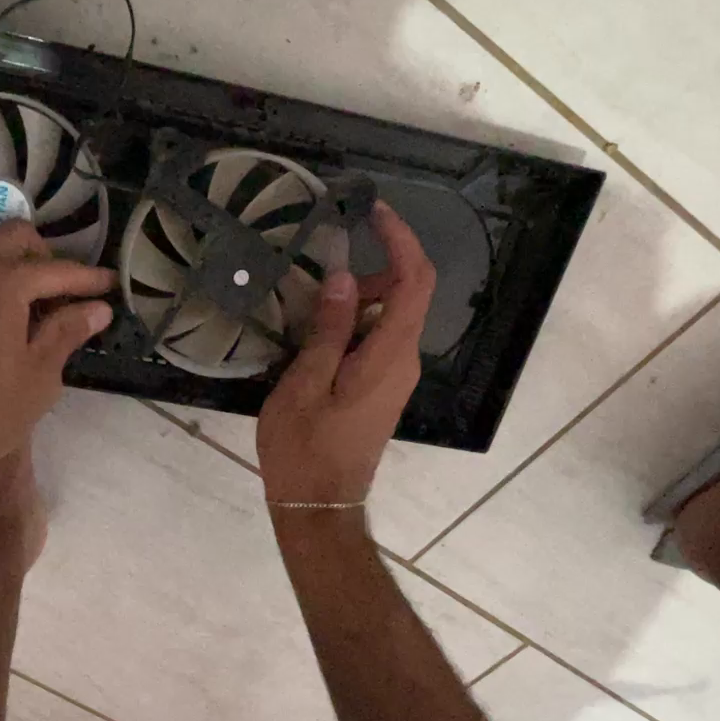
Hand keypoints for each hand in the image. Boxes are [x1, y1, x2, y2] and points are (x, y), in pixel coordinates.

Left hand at [0, 221, 114, 499]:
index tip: (113, 284)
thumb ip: (67, 332)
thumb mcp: (38, 376)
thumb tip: (98, 308)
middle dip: (45, 256)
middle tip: (67, 292)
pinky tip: (2, 320)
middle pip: (13, 238)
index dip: (88, 277)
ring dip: (14, 266)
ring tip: (36, 308)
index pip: (56, 269)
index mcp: (1, 283)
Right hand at [257, 202, 435, 504]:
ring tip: (310, 306)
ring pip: (389, 320)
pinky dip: (355, 326)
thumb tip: (347, 278)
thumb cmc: (304, 449)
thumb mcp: (304, 384)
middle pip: (405, 296)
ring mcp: (395, 379)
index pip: (416, 282)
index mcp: (390, 356)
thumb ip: (329, 330)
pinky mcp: (381, 392)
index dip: (402, 240)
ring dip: (359, 301)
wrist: (317, 507)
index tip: (374, 213)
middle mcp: (404, 363)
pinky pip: (378, 343)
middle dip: (371, 272)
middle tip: (320, 273)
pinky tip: (316, 336)